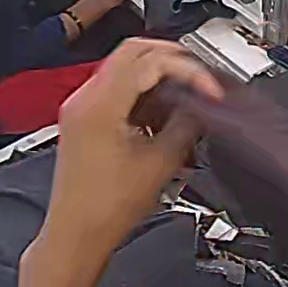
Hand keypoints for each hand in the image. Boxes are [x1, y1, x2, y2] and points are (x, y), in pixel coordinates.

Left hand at [37, 40, 223, 263]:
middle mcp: (85, 99)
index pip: (151, 61)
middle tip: (201, 75)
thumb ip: (186, 125)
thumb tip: (202, 107)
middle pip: (134, 51)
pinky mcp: (85, 121)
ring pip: (125, 68)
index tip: (209, 88)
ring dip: (159, 77)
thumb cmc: (106, 208)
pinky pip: (118, 90)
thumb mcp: (162, 162)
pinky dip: (145, 94)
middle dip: (173, 59)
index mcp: (100, 104)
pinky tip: (164, 116)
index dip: (188, 70)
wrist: (78, 234)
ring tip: (186, 98)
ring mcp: (81, 109)